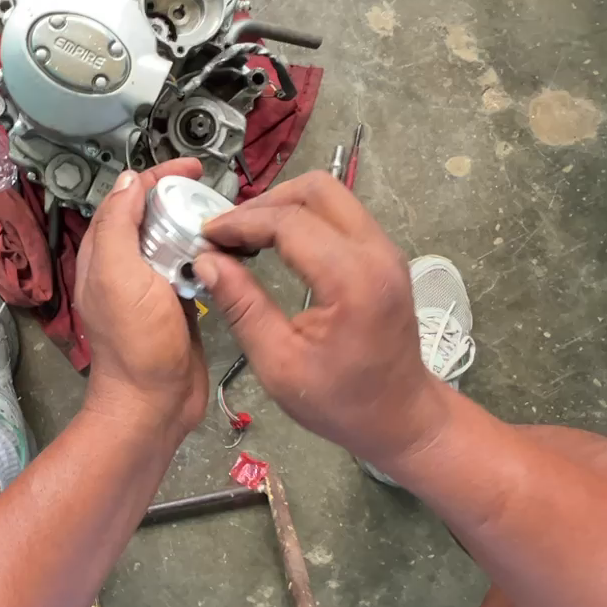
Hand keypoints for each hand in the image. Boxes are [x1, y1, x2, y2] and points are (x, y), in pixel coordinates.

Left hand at [74, 159, 209, 433]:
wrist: (155, 402)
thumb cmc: (135, 341)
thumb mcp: (118, 275)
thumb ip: (118, 225)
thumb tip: (130, 181)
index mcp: (104, 253)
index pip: (126, 198)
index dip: (156, 176)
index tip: (192, 167)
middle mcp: (126, 265)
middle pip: (153, 216)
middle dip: (182, 196)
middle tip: (216, 191)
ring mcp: (153, 286)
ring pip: (175, 240)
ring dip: (198, 225)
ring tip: (228, 216)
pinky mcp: (178, 303)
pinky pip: (193, 268)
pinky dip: (209, 255)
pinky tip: (231, 251)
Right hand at [194, 172, 449, 468]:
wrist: (402, 417)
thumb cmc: (342, 401)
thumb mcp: (279, 364)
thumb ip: (242, 306)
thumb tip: (206, 262)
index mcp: (353, 279)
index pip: (289, 222)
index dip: (240, 223)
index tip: (204, 236)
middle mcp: (376, 251)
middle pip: (315, 189)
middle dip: (263, 203)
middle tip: (227, 233)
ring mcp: (384, 248)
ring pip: (328, 195)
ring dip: (281, 207)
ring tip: (245, 237)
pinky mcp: (382, 253)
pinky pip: (338, 213)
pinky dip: (301, 218)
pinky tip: (273, 244)